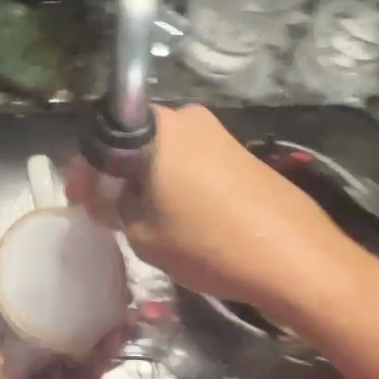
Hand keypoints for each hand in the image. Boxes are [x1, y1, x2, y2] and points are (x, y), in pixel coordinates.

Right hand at [66, 104, 363, 320]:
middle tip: (107, 209)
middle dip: (116, 172)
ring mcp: (217, 133)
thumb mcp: (143, 235)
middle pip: (134, 139)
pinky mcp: (240, 153)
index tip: (80, 200)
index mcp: (156, 128)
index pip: (102, 136)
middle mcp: (186, 118)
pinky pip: (192, 160)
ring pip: (164, 150)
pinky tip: (181, 217)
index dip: (85, 170)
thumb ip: (114, 210)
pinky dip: (177, 182)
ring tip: (142, 217)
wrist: (299, 261)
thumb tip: (106, 200)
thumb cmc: (209, 243)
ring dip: (147, 177)